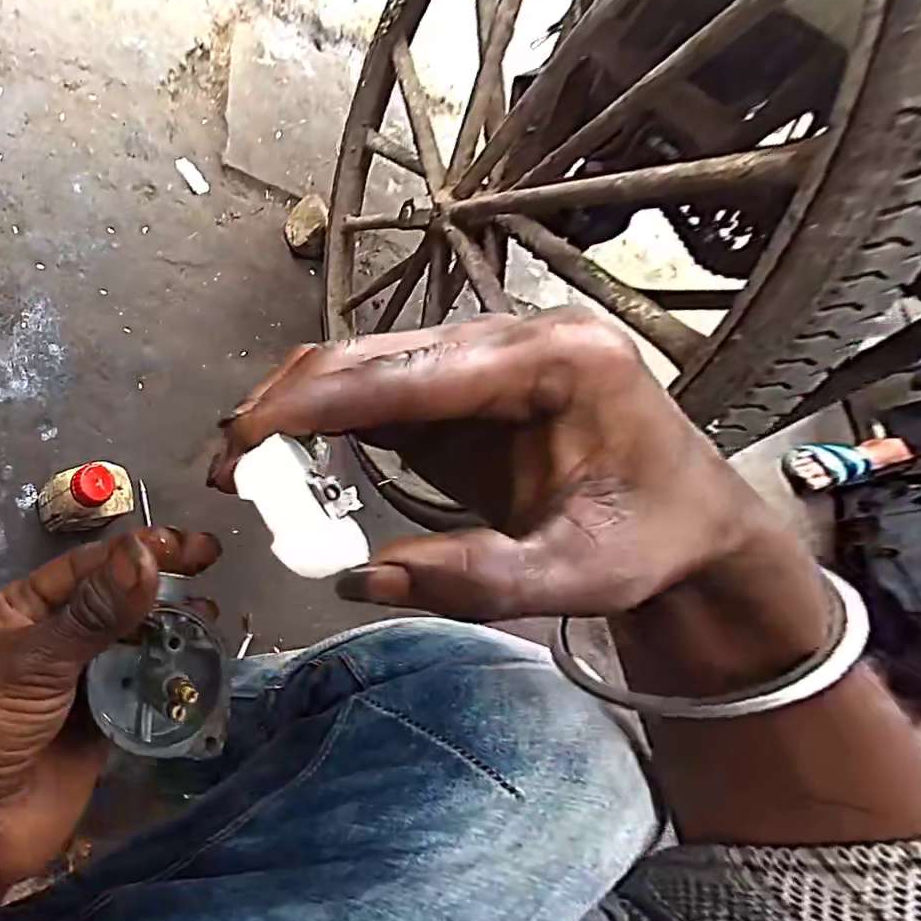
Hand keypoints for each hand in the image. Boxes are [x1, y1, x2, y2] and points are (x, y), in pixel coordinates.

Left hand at [0, 526, 221, 888]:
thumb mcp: (36, 660)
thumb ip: (95, 612)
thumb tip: (145, 554)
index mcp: (28, 607)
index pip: (89, 566)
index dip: (135, 550)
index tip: (184, 544)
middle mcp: (59, 634)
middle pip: (117, 596)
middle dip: (160, 578)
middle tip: (208, 559)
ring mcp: (85, 676)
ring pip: (136, 638)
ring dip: (171, 622)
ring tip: (209, 613)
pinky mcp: (108, 716)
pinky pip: (144, 684)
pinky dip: (171, 670)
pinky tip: (198, 658)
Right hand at [209, 309, 798, 621]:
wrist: (691, 523)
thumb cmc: (652, 542)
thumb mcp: (583, 577)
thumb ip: (477, 581)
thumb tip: (361, 578)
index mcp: (549, 363)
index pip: (397, 375)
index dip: (307, 404)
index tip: (241, 440)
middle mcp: (504, 339)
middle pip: (360, 356)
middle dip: (280, 406)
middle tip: (229, 464)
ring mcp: (474, 354)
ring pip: (352, 365)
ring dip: (288, 409)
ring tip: (245, 461)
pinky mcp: (450, 381)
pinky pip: (364, 388)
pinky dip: (314, 419)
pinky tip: (287, 452)